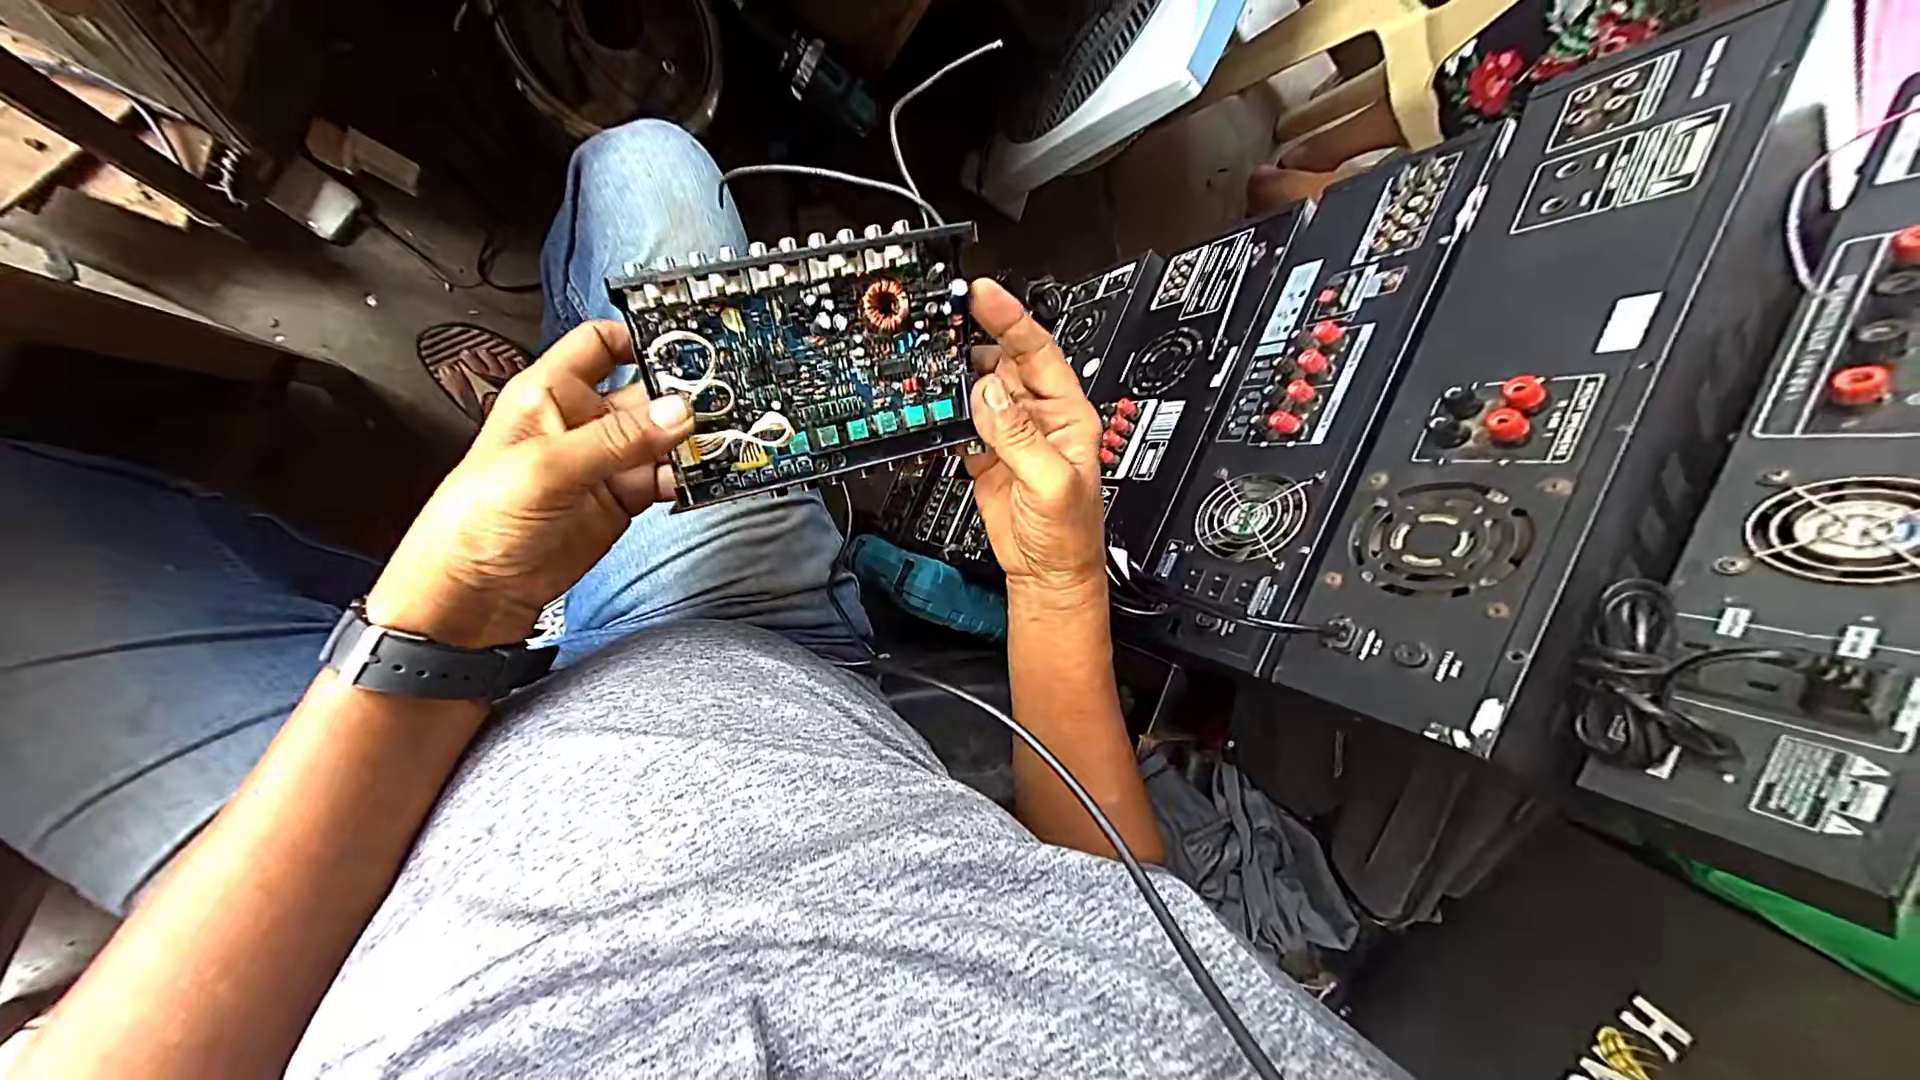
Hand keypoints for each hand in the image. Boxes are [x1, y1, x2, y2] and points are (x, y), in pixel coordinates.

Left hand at [365, 320, 694, 646]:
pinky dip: (688, 477)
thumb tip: (676, 412)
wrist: (480, 589)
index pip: (600, 345)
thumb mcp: (547, 468)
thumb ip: (616, 440)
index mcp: (552, 394)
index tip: (684, 350)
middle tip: (717, 406)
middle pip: (646, 394)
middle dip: (681, 398)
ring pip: (663, 437)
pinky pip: (667, 476)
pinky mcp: (625, 495)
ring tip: (718, 444)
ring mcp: (608, 460)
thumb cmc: (479, 519)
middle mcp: (585, 422)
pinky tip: (701, 477)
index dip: (639, 340)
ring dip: (691, 441)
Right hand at [965, 279, 1106, 599]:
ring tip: (936, 367)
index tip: (983, 295)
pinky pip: (963, 424)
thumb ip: (1020, 437)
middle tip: (946, 326)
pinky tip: (938, 411)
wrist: (1046, 571)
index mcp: (1066, 414)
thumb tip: (990, 393)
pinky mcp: (986, 455)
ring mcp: (1008, 435)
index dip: (1011, 319)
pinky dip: (948, 416)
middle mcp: (1037, 418)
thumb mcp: (1052, 483)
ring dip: (959, 380)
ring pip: (979, 392)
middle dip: (977, 343)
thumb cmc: (1070, 533)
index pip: (1038, 353)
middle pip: (1004, 364)